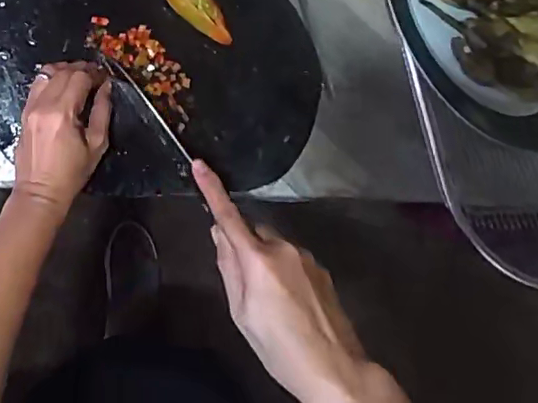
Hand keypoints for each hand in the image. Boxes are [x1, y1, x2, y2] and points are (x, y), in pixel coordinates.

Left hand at [12, 62, 110, 215]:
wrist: (39, 193)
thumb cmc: (70, 174)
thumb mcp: (96, 145)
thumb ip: (102, 112)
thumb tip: (106, 87)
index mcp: (62, 113)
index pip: (79, 78)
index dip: (94, 74)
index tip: (104, 78)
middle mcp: (43, 105)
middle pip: (63, 72)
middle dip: (81, 69)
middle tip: (95, 75)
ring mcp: (30, 107)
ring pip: (47, 73)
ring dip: (64, 70)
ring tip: (78, 77)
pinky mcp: (24, 112)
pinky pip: (37, 85)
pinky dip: (50, 79)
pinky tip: (61, 86)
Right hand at [193, 160, 407, 402]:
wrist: (338, 372)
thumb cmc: (280, 349)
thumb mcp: (242, 315)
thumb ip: (229, 269)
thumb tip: (220, 235)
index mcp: (258, 259)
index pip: (228, 216)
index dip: (211, 189)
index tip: (198, 164)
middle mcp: (282, 247)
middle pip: (253, 234)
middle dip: (246, 249)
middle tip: (248, 288)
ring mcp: (305, 256)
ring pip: (275, 248)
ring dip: (268, 264)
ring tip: (275, 306)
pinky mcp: (321, 268)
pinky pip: (294, 260)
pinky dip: (287, 274)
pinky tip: (294, 306)